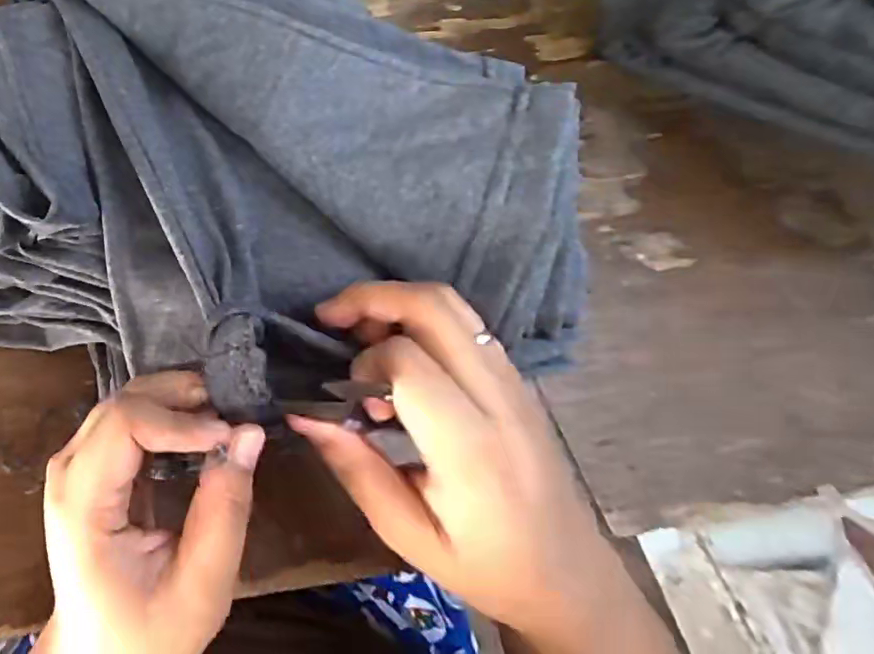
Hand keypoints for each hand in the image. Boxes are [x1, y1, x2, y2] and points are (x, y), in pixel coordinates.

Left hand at [36, 371, 265, 653]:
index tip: (225, 433)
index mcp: (80, 502)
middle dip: (178, 399)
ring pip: (124, 402)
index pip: (124, 423)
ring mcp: (74, 462)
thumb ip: (224, 513)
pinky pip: (125, 418)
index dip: (178, 420)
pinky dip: (164, 413)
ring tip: (218, 415)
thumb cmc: (146, 633)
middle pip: (122, 404)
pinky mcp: (88, 462)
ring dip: (172, 400)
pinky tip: (195, 426)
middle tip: (229, 412)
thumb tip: (249, 434)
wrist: (99, 653)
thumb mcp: (199, 590)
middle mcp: (67, 469)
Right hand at [288, 282, 674, 653]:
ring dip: (395, 300)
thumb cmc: (484, 564)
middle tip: (331, 317)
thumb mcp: (407, 535)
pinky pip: (463, 319)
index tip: (352, 397)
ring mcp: (513, 379)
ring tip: (361, 329)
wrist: (571, 576)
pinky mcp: (515, 374)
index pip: (408, 361)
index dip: (365, 363)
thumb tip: (302, 414)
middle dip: (371, 297)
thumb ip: (355, 467)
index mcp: (472, 449)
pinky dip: (419, 314)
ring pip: (450, 302)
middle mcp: (498, 398)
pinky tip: (398, 345)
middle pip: (433, 306)